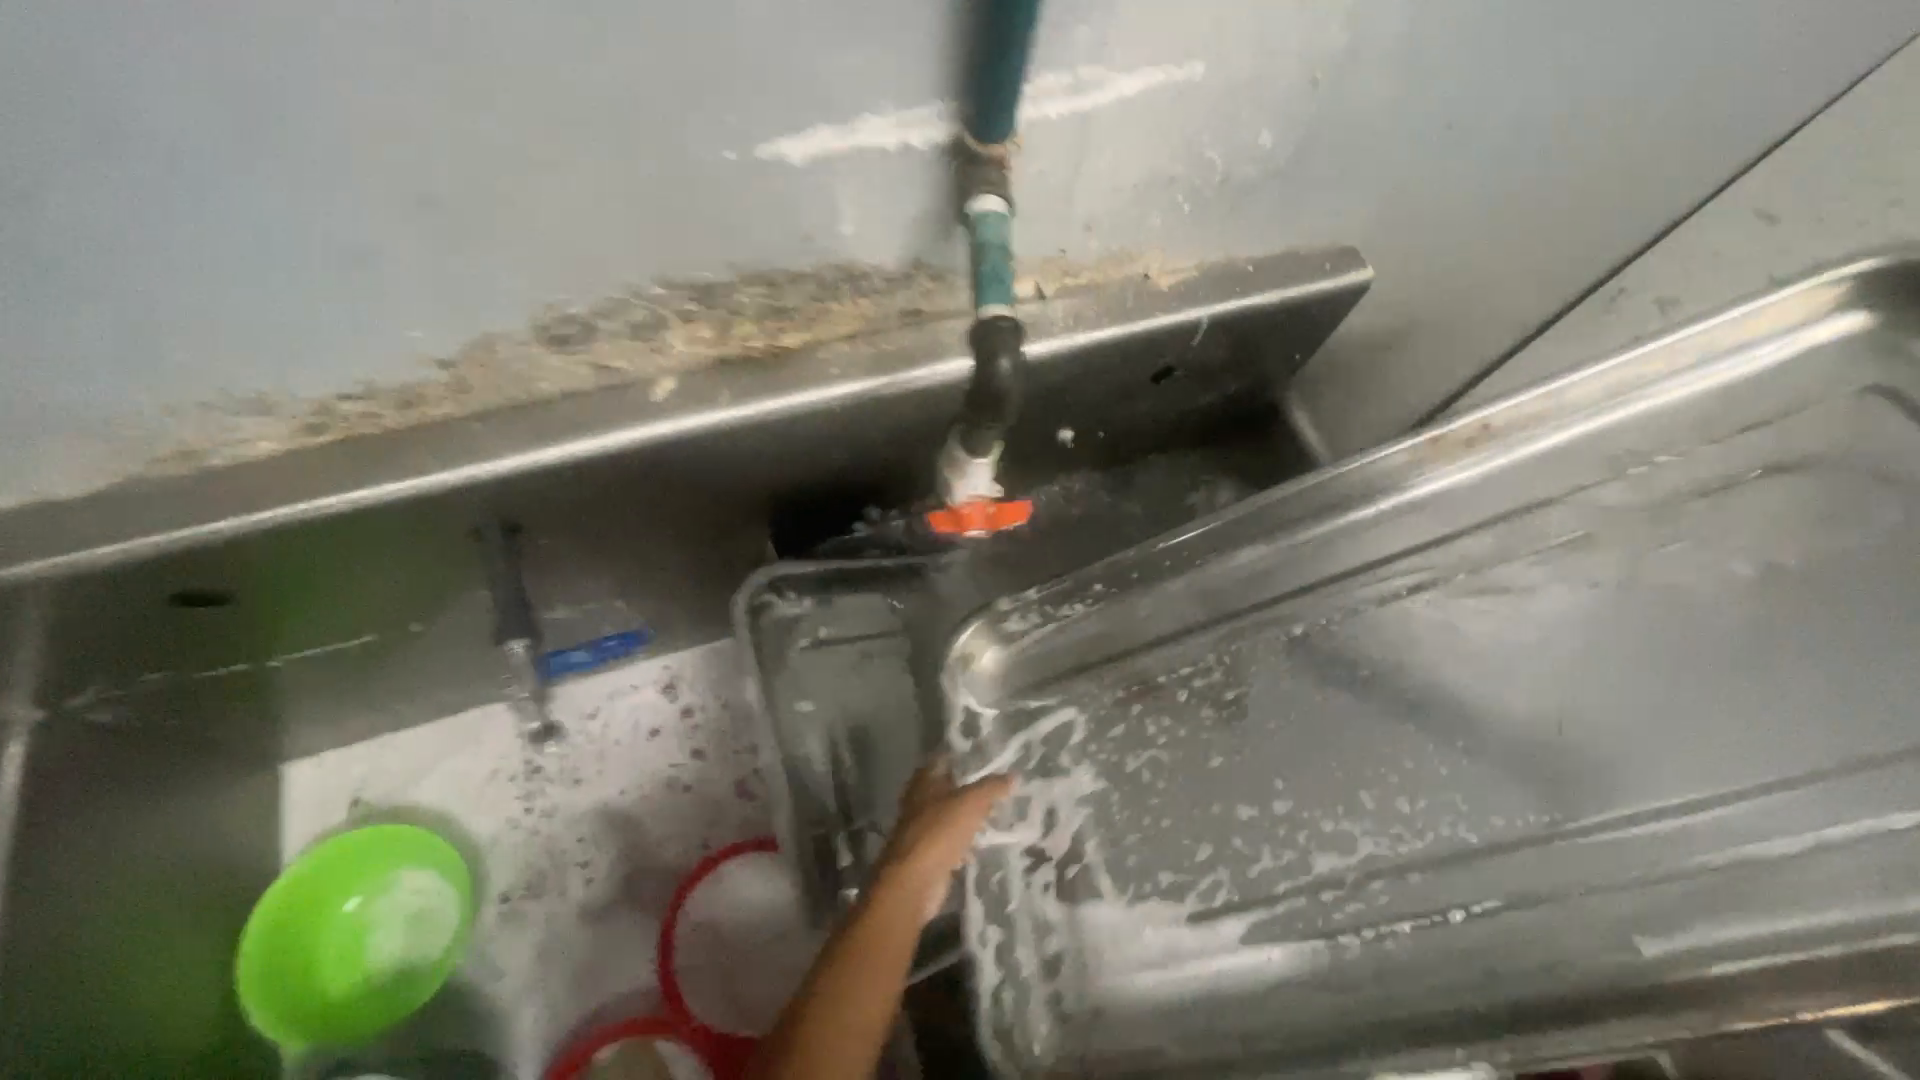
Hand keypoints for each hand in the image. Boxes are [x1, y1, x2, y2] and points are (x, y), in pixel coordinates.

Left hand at [871, 759, 1013, 917]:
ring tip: (1000, 813)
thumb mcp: (970, 803)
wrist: (915, 881)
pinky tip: (986, 843)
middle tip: (1002, 787)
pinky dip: (968, 842)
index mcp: (924, 782)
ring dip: (971, 817)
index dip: (965, 757)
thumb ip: (991, 788)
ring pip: (952, 817)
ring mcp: (924, 830)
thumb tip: (1014, 775)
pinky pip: (954, 843)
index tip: (991, 758)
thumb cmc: (939, 832)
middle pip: (949, 790)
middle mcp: (920, 802)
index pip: (945, 760)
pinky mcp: (931, 855)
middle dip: (972, 790)